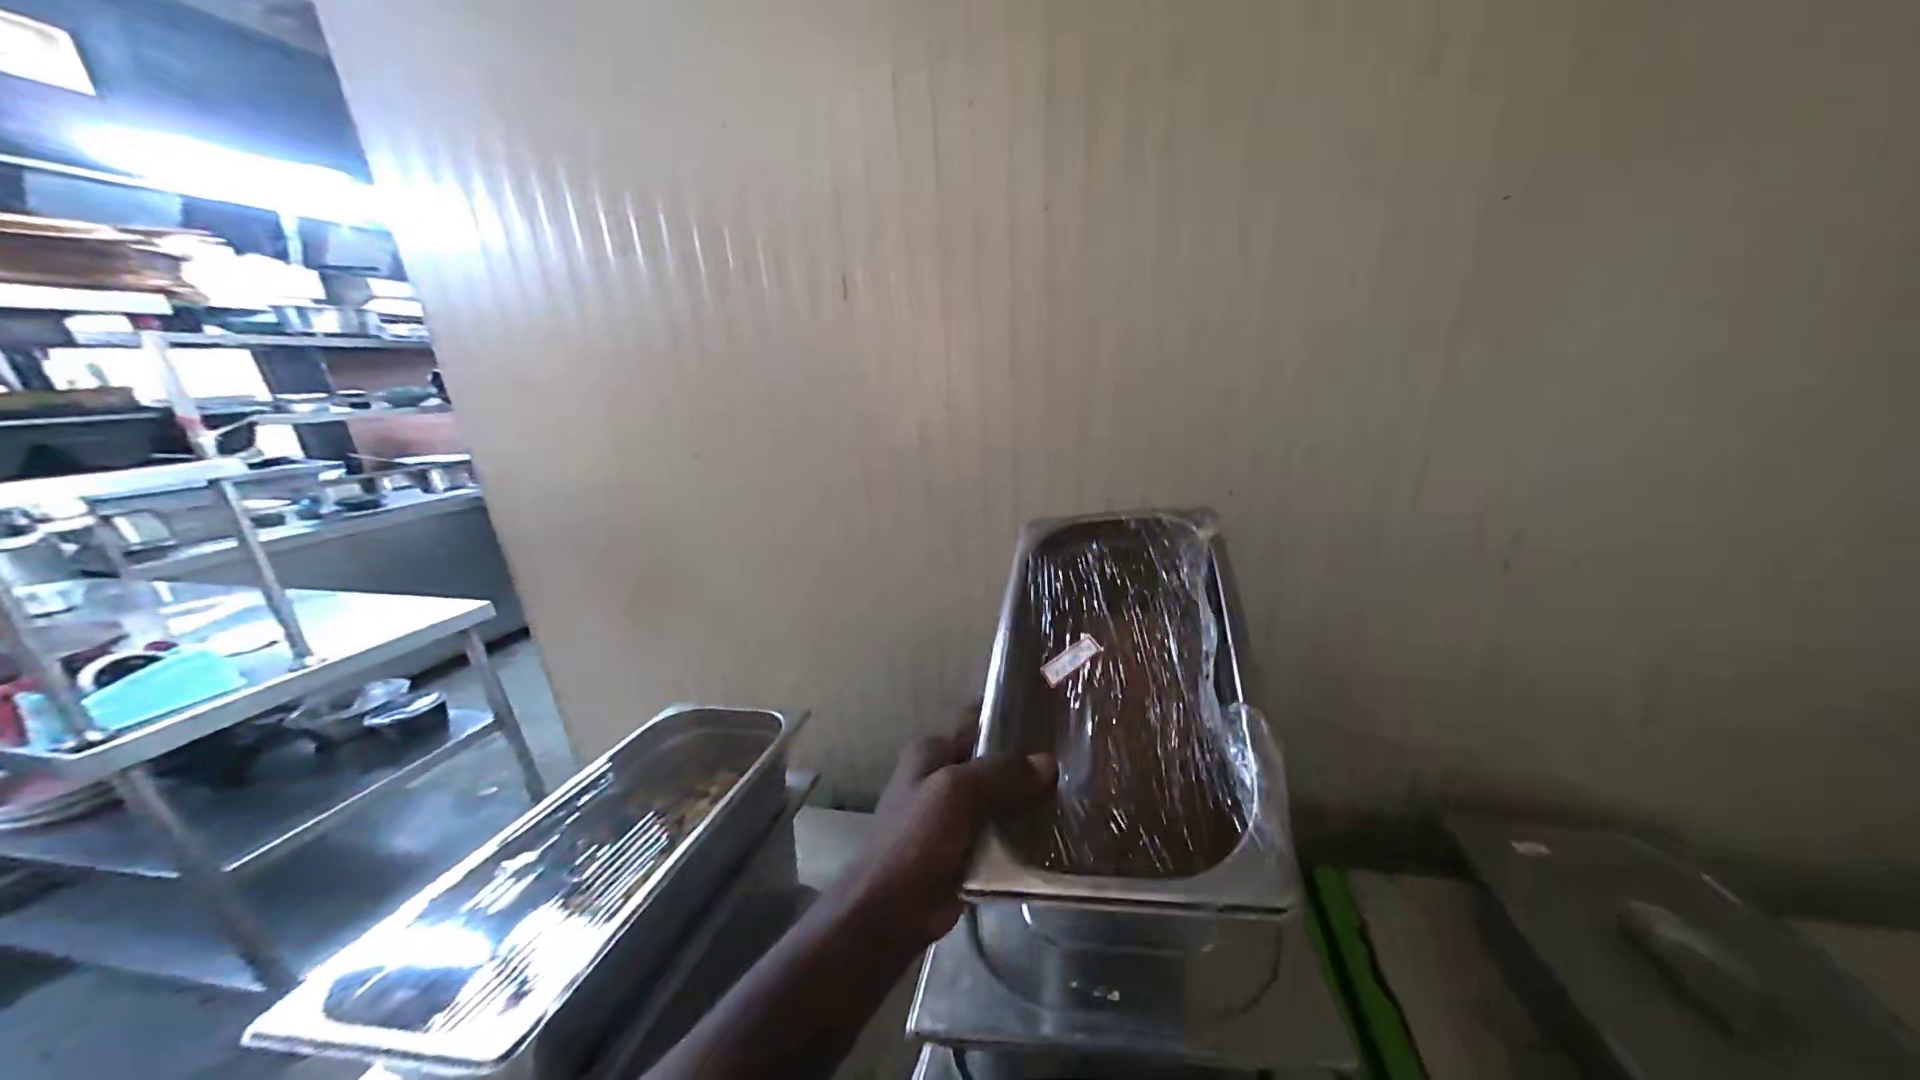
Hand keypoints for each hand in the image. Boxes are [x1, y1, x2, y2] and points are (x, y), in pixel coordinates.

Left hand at [830, 724, 1054, 948]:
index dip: (1013, 724)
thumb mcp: (955, 792)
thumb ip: (1000, 773)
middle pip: (994, 765)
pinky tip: (1054, 836)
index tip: (1055, 727)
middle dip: (1028, 769)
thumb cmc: (916, 839)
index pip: (978, 726)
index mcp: (932, 752)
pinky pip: (1002, 834)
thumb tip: (1048, 762)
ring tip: (1075, 801)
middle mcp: (942, 777)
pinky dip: (1022, 836)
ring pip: (1002, 801)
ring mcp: (955, 815)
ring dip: (1029, 805)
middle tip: (1074, 769)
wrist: (891, 911)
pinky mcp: (967, 849)